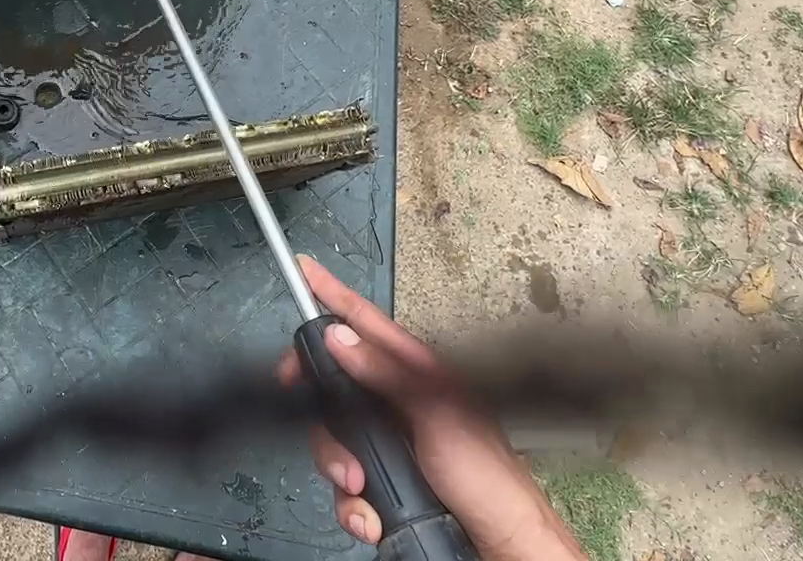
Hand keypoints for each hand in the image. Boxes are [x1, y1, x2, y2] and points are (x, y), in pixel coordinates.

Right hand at [276, 256, 587, 560]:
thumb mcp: (436, 414)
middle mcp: (392, 398)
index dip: (332, 293)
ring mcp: (385, 439)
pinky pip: (344, 480)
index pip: (364, 321)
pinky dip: (350, 502)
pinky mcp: (382, 478)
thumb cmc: (483, 472)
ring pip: (332, 434)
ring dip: (336, 465)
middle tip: (300, 406)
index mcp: (411, 370)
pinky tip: (369, 516)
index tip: (302, 269)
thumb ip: (385, 372)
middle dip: (321, 409)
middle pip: (332, 382)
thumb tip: (337, 334)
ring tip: (360, 489)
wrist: (502, 546)